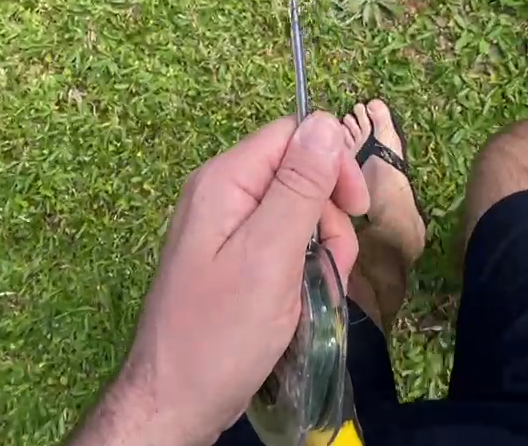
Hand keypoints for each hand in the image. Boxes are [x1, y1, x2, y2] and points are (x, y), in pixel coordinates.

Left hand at [72, 112, 367, 445]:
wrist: (172, 406)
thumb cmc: (221, 332)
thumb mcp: (270, 255)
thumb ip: (300, 186)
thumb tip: (325, 120)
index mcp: (226, 179)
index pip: (293, 135)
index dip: (332, 162)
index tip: (356, 208)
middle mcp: (223, 191)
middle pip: (298, 171)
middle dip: (328, 214)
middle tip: (334, 262)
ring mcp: (225, 225)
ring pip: (297, 209)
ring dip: (321, 247)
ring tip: (316, 292)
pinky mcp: (233, 256)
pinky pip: (282, 240)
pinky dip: (302, 265)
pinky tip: (302, 299)